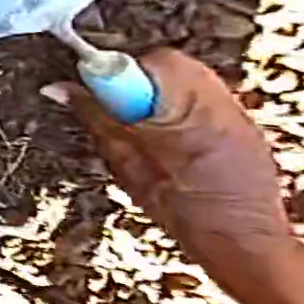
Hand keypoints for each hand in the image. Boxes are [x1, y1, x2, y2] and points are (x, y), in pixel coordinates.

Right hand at [46, 49, 294, 285]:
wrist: (242, 242)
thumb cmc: (180, 207)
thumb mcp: (122, 159)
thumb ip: (93, 115)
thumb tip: (58, 88)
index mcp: (186, 109)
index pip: (146, 60)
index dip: (113, 70)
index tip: (95, 87)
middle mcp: (218, 105)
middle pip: (171, 61)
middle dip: (138, 75)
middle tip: (122, 105)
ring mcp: (238, 114)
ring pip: (190, 74)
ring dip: (161, 88)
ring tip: (148, 121)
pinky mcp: (245, 126)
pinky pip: (207, 95)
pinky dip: (183, 104)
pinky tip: (173, 133)